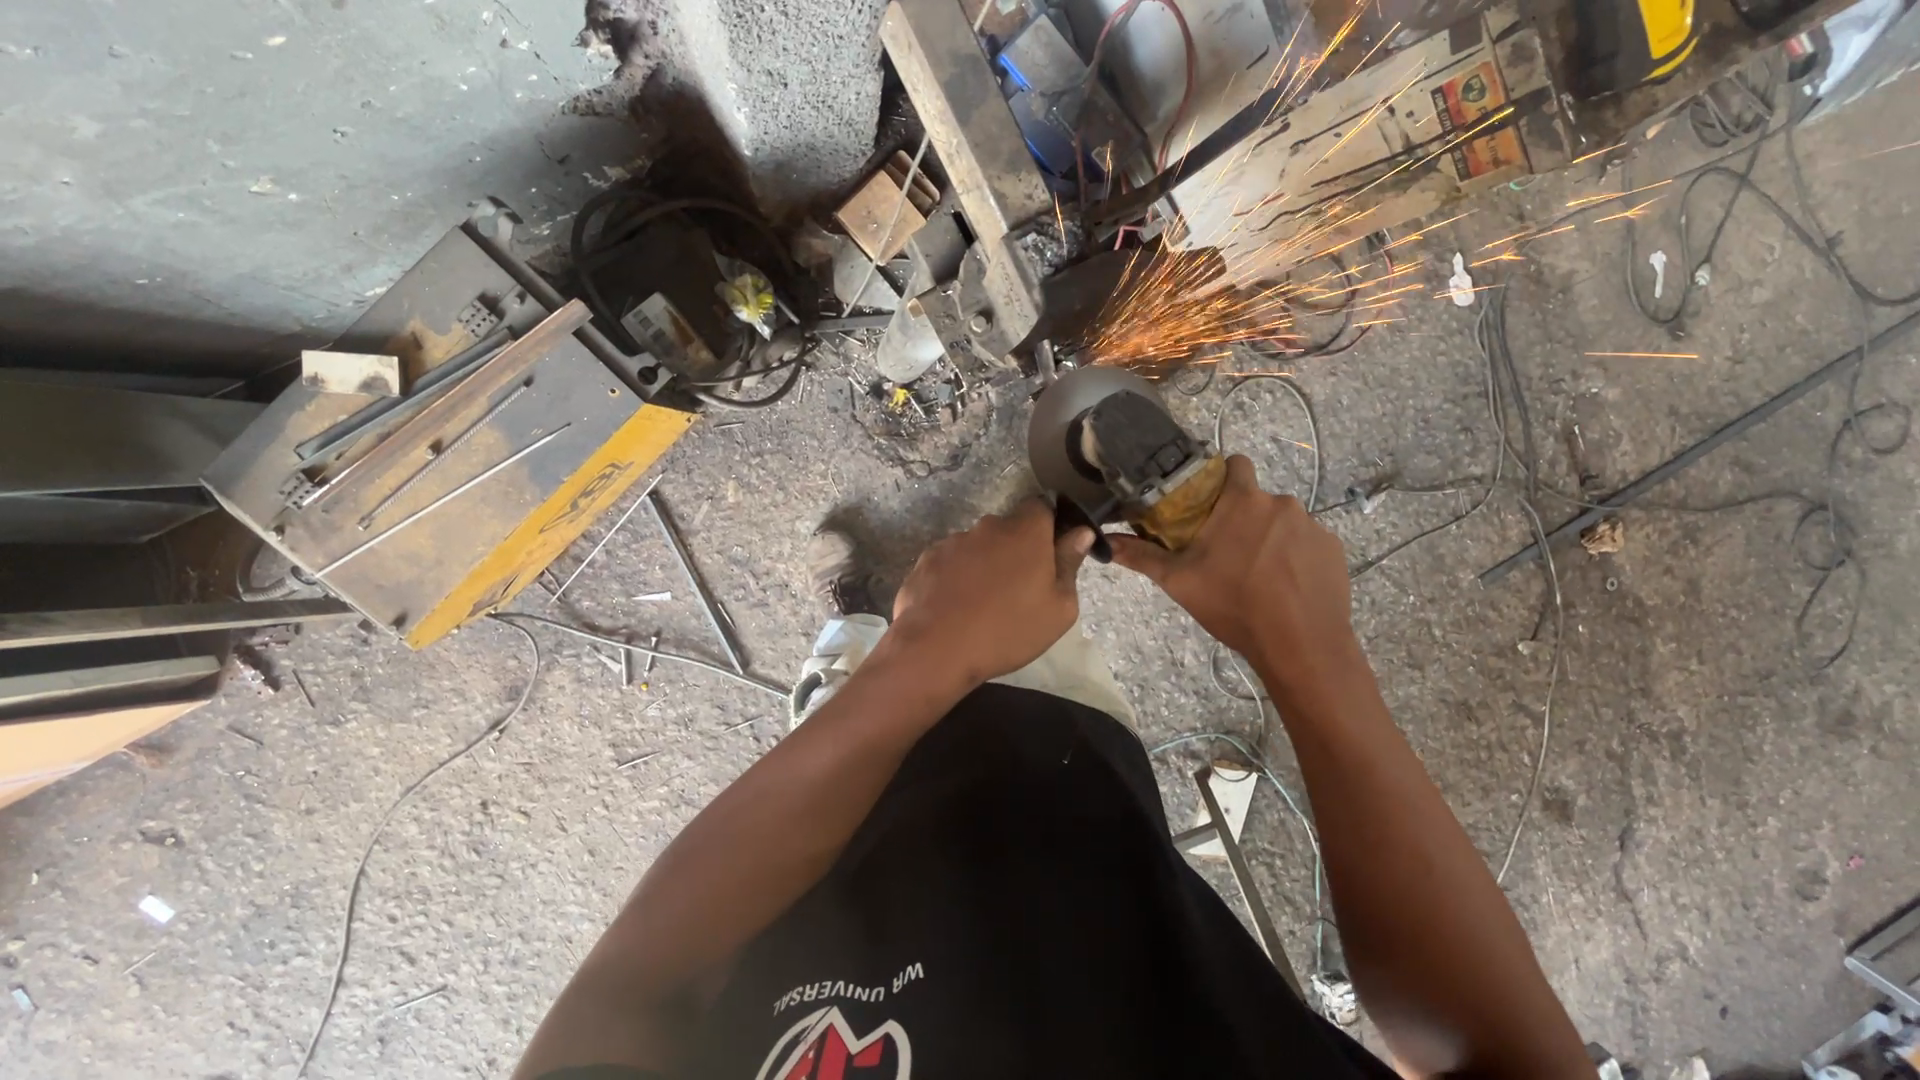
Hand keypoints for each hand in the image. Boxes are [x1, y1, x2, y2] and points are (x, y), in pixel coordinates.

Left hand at [887, 499, 1094, 687]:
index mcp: (1026, 532)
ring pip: (978, 546)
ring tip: (981, 604)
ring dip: (984, 565)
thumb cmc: (1008, 630)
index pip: (1042, 507)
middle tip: (1018, 589)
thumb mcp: (1058, 608)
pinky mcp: (926, 560)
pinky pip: (950, 563)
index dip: (1048, 527)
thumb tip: (1080, 533)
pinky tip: (955, 607)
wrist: (936, 649)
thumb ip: (1070, 563)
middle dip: (1016, 550)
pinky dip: (956, 578)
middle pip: (1008, 529)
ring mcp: (952, 542)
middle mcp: (988, 527)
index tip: (1050, 554)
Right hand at [1107, 455, 1356, 684]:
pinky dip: (1296, 560)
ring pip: (1283, 524)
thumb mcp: (1180, 582)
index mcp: (1243, 501)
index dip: (1222, 478)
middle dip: (1242, 520)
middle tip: (1226, 555)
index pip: (1235, 464)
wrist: (1301, 646)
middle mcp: (1282, 504)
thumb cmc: (1235, 606)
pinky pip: (1308, 545)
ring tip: (1258, 578)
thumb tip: (1104, 542)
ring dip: (1269, 540)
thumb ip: (1143, 556)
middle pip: (1256, 500)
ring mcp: (1314, 527)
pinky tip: (1286, 589)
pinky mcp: (1334, 551)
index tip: (1209, 505)